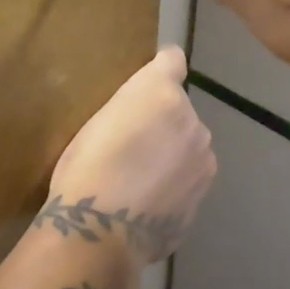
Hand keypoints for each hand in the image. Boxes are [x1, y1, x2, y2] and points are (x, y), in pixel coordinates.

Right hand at [46, 47, 213, 263]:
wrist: (100, 229)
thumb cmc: (86, 163)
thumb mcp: (98, 118)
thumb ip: (131, 106)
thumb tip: (144, 110)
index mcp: (162, 93)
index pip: (173, 59)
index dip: (161, 66)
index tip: (146, 78)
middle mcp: (193, 122)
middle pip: (180, 109)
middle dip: (163, 119)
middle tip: (130, 140)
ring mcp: (202, 164)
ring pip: (188, 147)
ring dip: (172, 153)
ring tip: (137, 176)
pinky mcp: (201, 200)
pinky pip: (186, 182)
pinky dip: (172, 187)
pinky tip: (144, 203)